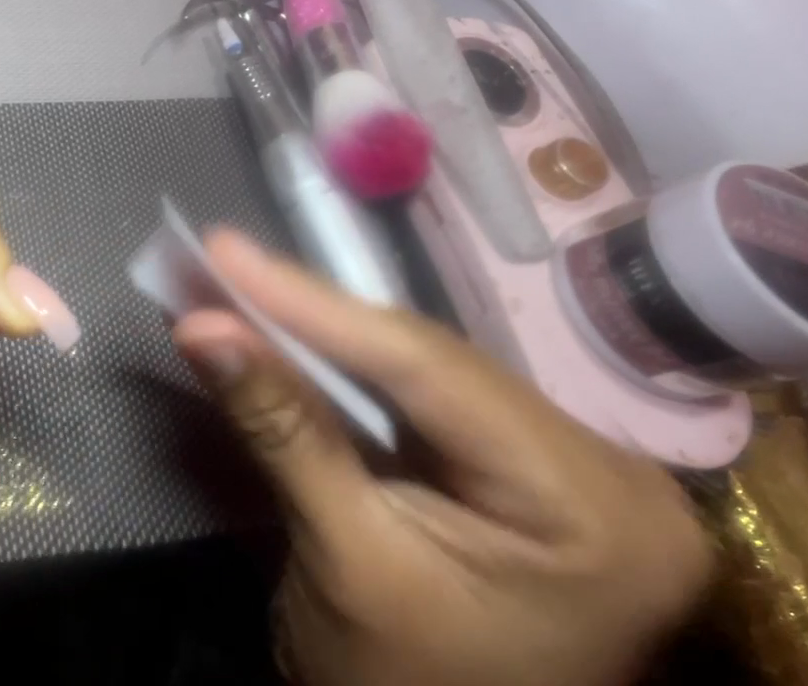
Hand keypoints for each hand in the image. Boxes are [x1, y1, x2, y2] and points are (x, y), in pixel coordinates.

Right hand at [173, 231, 712, 685]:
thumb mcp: (341, 557)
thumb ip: (280, 428)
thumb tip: (198, 326)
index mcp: (598, 513)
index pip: (433, 373)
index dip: (315, 305)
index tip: (224, 251)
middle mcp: (609, 470)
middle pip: (432, 362)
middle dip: (310, 313)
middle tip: (217, 264)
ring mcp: (572, 465)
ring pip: (423, 368)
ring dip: (321, 330)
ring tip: (236, 285)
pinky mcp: (524, 465)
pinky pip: (423, 395)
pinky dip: (345, 365)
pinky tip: (287, 329)